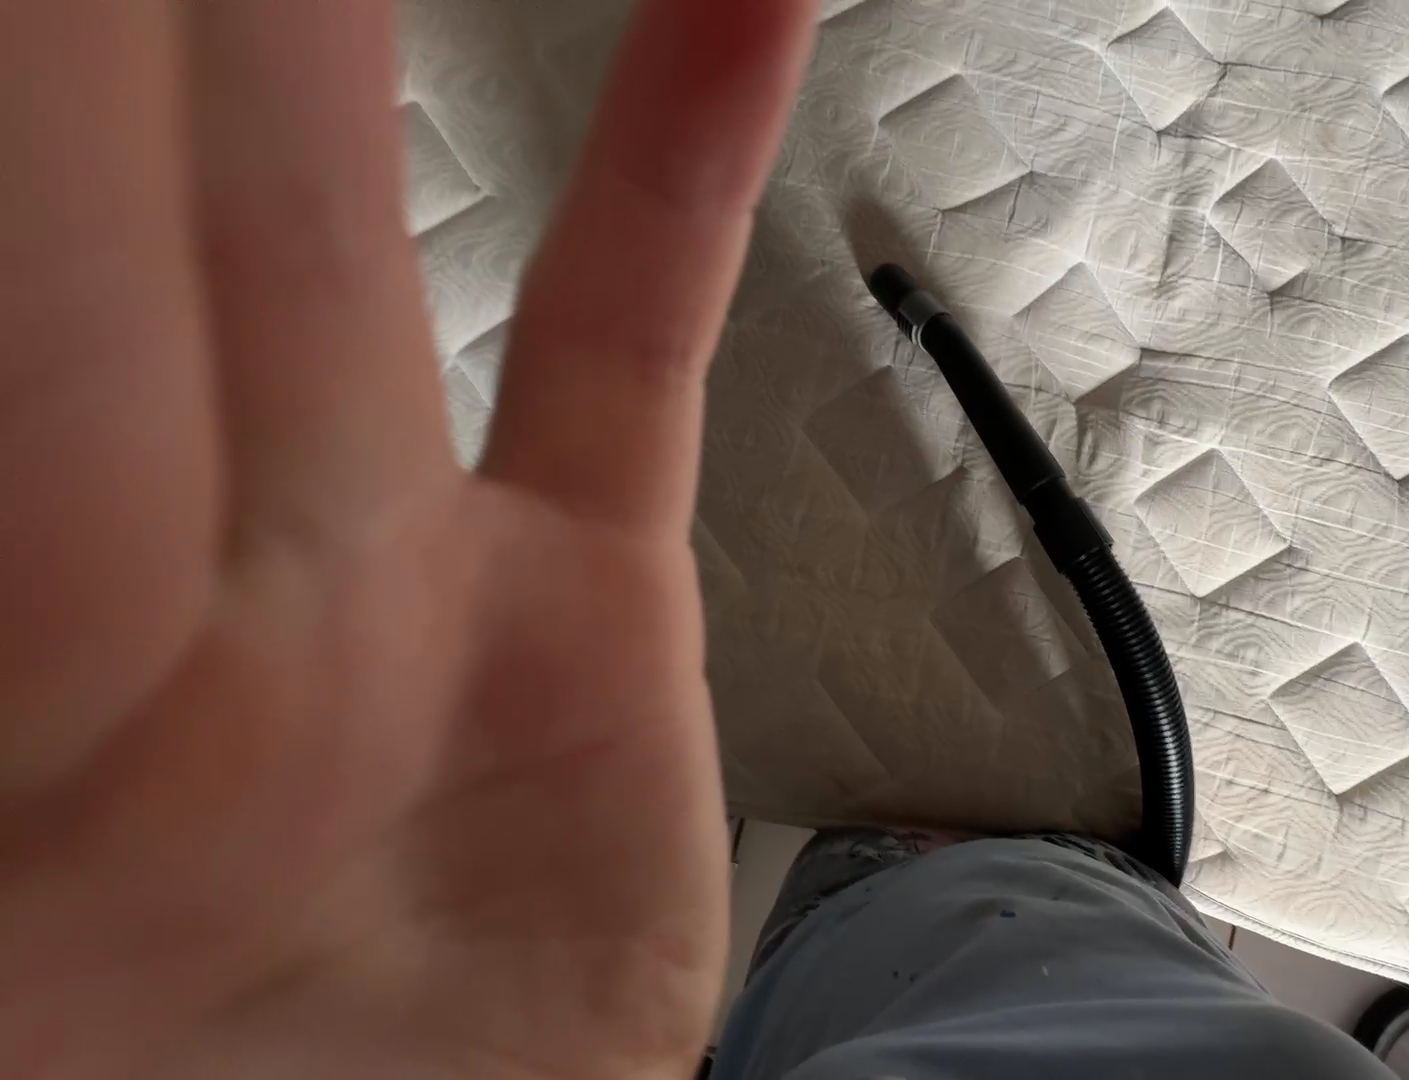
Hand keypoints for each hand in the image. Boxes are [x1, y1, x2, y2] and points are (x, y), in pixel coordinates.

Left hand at [0, 2, 814, 1076]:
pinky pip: (635, 343)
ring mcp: (399, 577)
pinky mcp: (587, 590)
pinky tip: (743, 30)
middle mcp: (145, 589)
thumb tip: (68, 406)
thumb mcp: (46, 916)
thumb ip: (41, 647)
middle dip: (179, 27)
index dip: (29, 90)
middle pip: (127, 201)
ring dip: (367, 28)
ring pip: (347, 226)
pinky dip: (685, 183)